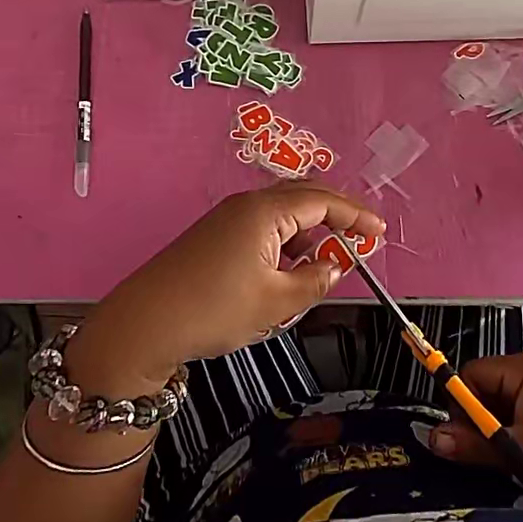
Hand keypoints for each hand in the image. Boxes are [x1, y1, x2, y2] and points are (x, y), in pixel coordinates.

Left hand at [74, 184, 385, 390]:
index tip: (379, 232)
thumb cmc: (215, 310)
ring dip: (309, 229)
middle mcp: (247, 205)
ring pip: (282, 211)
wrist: (143, 326)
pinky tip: (287, 266)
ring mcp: (227, 218)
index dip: (356, 215)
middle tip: (359, 237)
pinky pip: (263, 225)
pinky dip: (286, 239)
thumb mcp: (276, 302)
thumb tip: (333, 267)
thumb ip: (315, 280)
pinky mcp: (216, 234)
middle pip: (304, 196)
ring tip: (323, 260)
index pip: (323, 202)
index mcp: (265, 212)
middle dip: (336, 215)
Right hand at [426, 353, 522, 521]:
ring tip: (515, 464)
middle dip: (480, 426)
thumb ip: (473, 444)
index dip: (460, 407)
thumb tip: (436, 438)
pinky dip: (517, 446)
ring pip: (501, 415)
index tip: (459, 437)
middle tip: (489, 455)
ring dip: (500, 440)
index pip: (469, 375)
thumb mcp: (521, 451)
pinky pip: (520, 425)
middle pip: (483, 395)